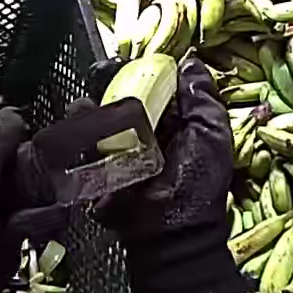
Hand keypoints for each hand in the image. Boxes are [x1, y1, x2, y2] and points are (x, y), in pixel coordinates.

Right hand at [93, 58, 248, 292]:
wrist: (169, 233)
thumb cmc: (198, 183)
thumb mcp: (212, 133)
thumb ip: (202, 97)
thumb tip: (189, 61)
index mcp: (174, 117)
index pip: (157, 81)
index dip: (148, 67)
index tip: (138, 59)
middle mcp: (145, 125)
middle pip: (123, 89)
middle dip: (114, 77)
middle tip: (109, 71)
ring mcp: (119, 142)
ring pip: (100, 107)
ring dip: (95, 97)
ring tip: (94, 94)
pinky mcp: (97, 159)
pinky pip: (83, 133)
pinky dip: (80, 121)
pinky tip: (82, 113)